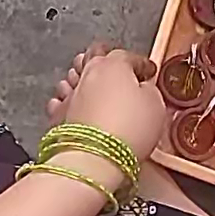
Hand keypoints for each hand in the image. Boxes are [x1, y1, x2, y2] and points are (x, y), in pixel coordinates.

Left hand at [46, 42, 166, 172]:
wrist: (95, 158)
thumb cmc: (129, 129)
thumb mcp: (156, 106)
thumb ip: (149, 90)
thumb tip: (143, 89)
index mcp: (114, 64)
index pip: (129, 57)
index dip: (142, 65)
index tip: (149, 72)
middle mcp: (88, 73)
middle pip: (95, 57)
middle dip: (106, 60)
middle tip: (117, 69)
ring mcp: (70, 93)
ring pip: (74, 76)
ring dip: (84, 78)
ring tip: (94, 86)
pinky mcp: (58, 115)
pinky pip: (61, 101)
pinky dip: (68, 101)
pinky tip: (73, 106)